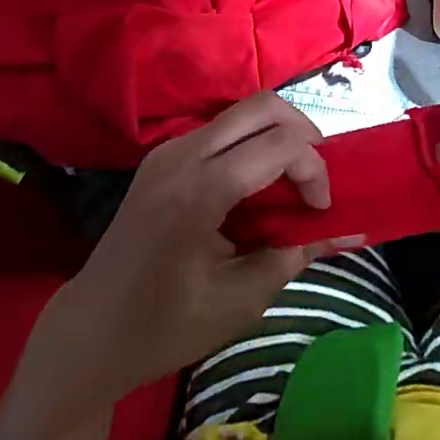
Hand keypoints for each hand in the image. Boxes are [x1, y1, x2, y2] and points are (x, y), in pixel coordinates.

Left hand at [21, 93, 358, 410]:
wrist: (90, 332)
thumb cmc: (165, 326)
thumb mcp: (242, 299)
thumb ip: (297, 254)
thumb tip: (349, 232)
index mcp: (199, 190)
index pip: (280, 145)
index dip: (314, 171)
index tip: (320, 213)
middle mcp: (182, 155)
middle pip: (262, 107)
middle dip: (303, 133)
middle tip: (315, 178)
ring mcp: (168, 151)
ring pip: (242, 113)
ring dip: (277, 135)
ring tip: (291, 182)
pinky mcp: (163, 158)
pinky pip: (221, 130)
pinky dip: (253, 144)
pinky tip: (257, 185)